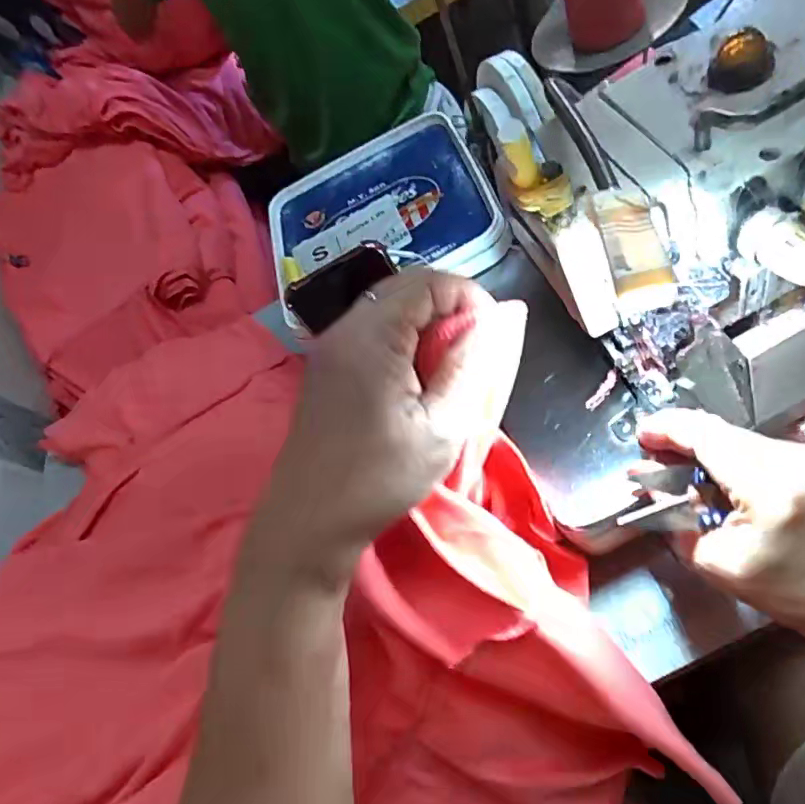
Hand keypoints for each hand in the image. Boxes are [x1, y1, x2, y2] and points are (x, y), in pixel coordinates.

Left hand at [251, 269, 504, 576]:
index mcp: (372, 336)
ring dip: (429, 325)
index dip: (470, 298)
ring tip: (451, 367)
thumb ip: (471, 365)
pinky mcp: (327, 368)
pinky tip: (417, 380)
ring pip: (390, 308)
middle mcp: (345, 329)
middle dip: (451, 308)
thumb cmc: (380, 478)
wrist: (309, 521)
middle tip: (476, 352)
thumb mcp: (442, 426)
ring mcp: (330, 348)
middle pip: (407, 287)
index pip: (430, 282)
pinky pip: (373, 332)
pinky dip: (405, 340)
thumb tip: (496, 319)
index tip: (492, 338)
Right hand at [636, 409, 804, 651]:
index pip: (709, 437)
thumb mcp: (721, 567)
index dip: (670, 429)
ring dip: (707, 451)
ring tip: (683, 473)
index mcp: (771, 488)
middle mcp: (794, 456)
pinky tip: (720, 480)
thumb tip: (656, 487)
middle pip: (722, 433)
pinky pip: (758, 448)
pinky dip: (732, 459)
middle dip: (682, 442)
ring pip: (739, 438)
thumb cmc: (792, 591)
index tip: (642, 435)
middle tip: (653, 459)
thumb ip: (682, 523)